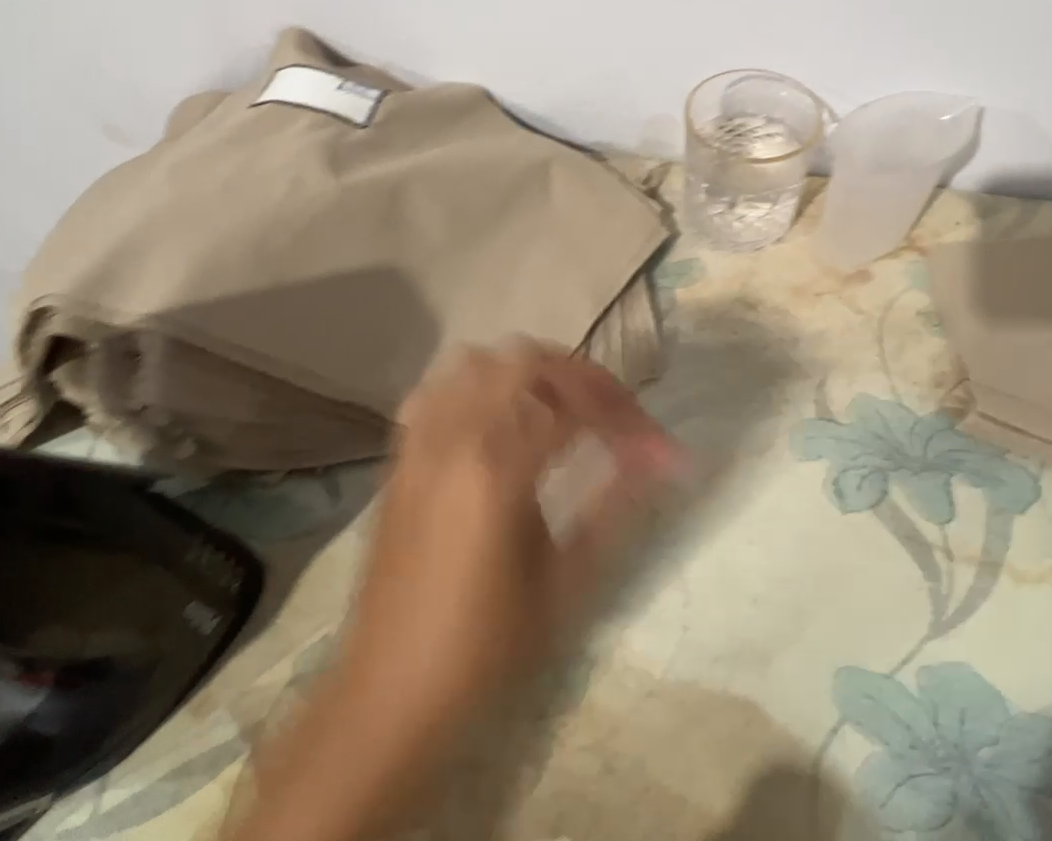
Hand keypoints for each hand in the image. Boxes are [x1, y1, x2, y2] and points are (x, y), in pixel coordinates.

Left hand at [235, 341, 680, 840]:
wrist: (391, 691)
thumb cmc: (485, 648)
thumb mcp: (564, 583)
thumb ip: (614, 505)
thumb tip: (660, 457)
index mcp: (496, 468)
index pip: (575, 407)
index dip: (627, 418)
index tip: (658, 450)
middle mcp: (450, 437)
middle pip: (523, 360)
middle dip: (580, 379)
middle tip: (614, 419)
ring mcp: (416, 445)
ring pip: (475, 364)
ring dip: (527, 375)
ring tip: (562, 413)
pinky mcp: (398, 461)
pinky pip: (437, 393)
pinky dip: (476, 390)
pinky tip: (499, 427)